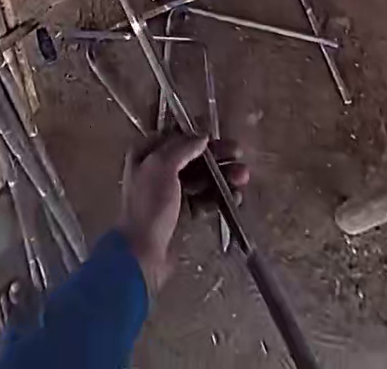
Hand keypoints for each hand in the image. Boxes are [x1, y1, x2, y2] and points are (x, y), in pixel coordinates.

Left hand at [119, 133, 248, 290]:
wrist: (143, 250)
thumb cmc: (149, 203)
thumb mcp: (162, 167)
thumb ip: (182, 149)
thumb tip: (202, 136)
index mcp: (145, 153)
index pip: (174, 137)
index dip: (196, 135)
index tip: (219, 137)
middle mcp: (156, 169)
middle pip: (190, 157)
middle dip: (215, 156)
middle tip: (238, 155)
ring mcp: (170, 192)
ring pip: (200, 179)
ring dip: (221, 176)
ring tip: (243, 176)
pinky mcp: (182, 213)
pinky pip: (203, 199)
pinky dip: (218, 196)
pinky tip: (235, 196)